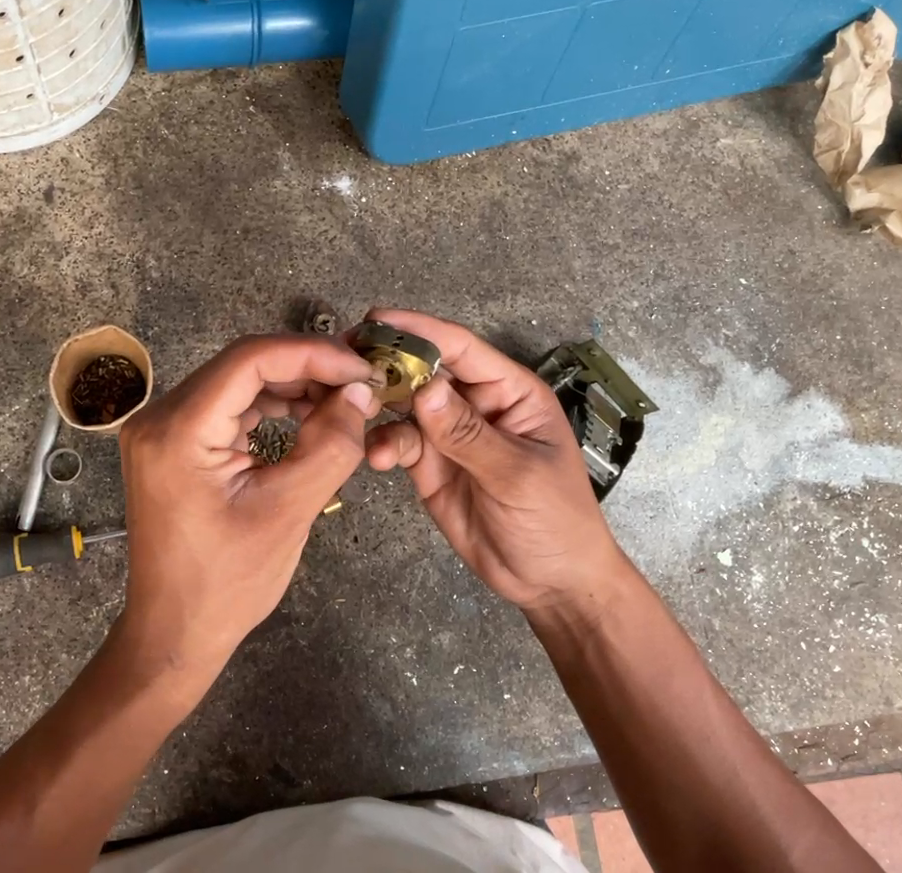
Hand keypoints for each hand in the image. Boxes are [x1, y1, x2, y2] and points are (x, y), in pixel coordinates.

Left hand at [115, 334, 378, 686]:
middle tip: (359, 385)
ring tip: (341, 403)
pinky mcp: (172, 444)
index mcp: (177, 431)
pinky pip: (225, 408)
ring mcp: (161, 429)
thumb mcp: (288, 511)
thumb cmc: (227, 583)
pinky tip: (305, 420)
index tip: (361, 368)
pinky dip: (267, 409)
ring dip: (289, 387)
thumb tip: (360, 393)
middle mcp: (159, 417)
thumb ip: (330, 445)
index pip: (249, 359)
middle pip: (241, 366)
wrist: (174, 631)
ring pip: (236, 383)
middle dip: (305, 369)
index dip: (312, 354)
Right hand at [363, 309, 628, 613]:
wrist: (550, 582)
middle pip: (425, 370)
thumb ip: (466, 433)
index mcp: (509, 392)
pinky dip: (382, 445)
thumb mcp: (516, 474)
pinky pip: (398, 442)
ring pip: (404, 405)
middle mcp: (474, 404)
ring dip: (379, 406)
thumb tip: (424, 388)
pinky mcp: (428, 464)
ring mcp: (448, 434)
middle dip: (389, 363)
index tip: (377, 319)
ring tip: (353, 411)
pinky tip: (374, 457)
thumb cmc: (555, 519)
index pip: (461, 349)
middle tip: (345, 361)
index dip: (421, 330)